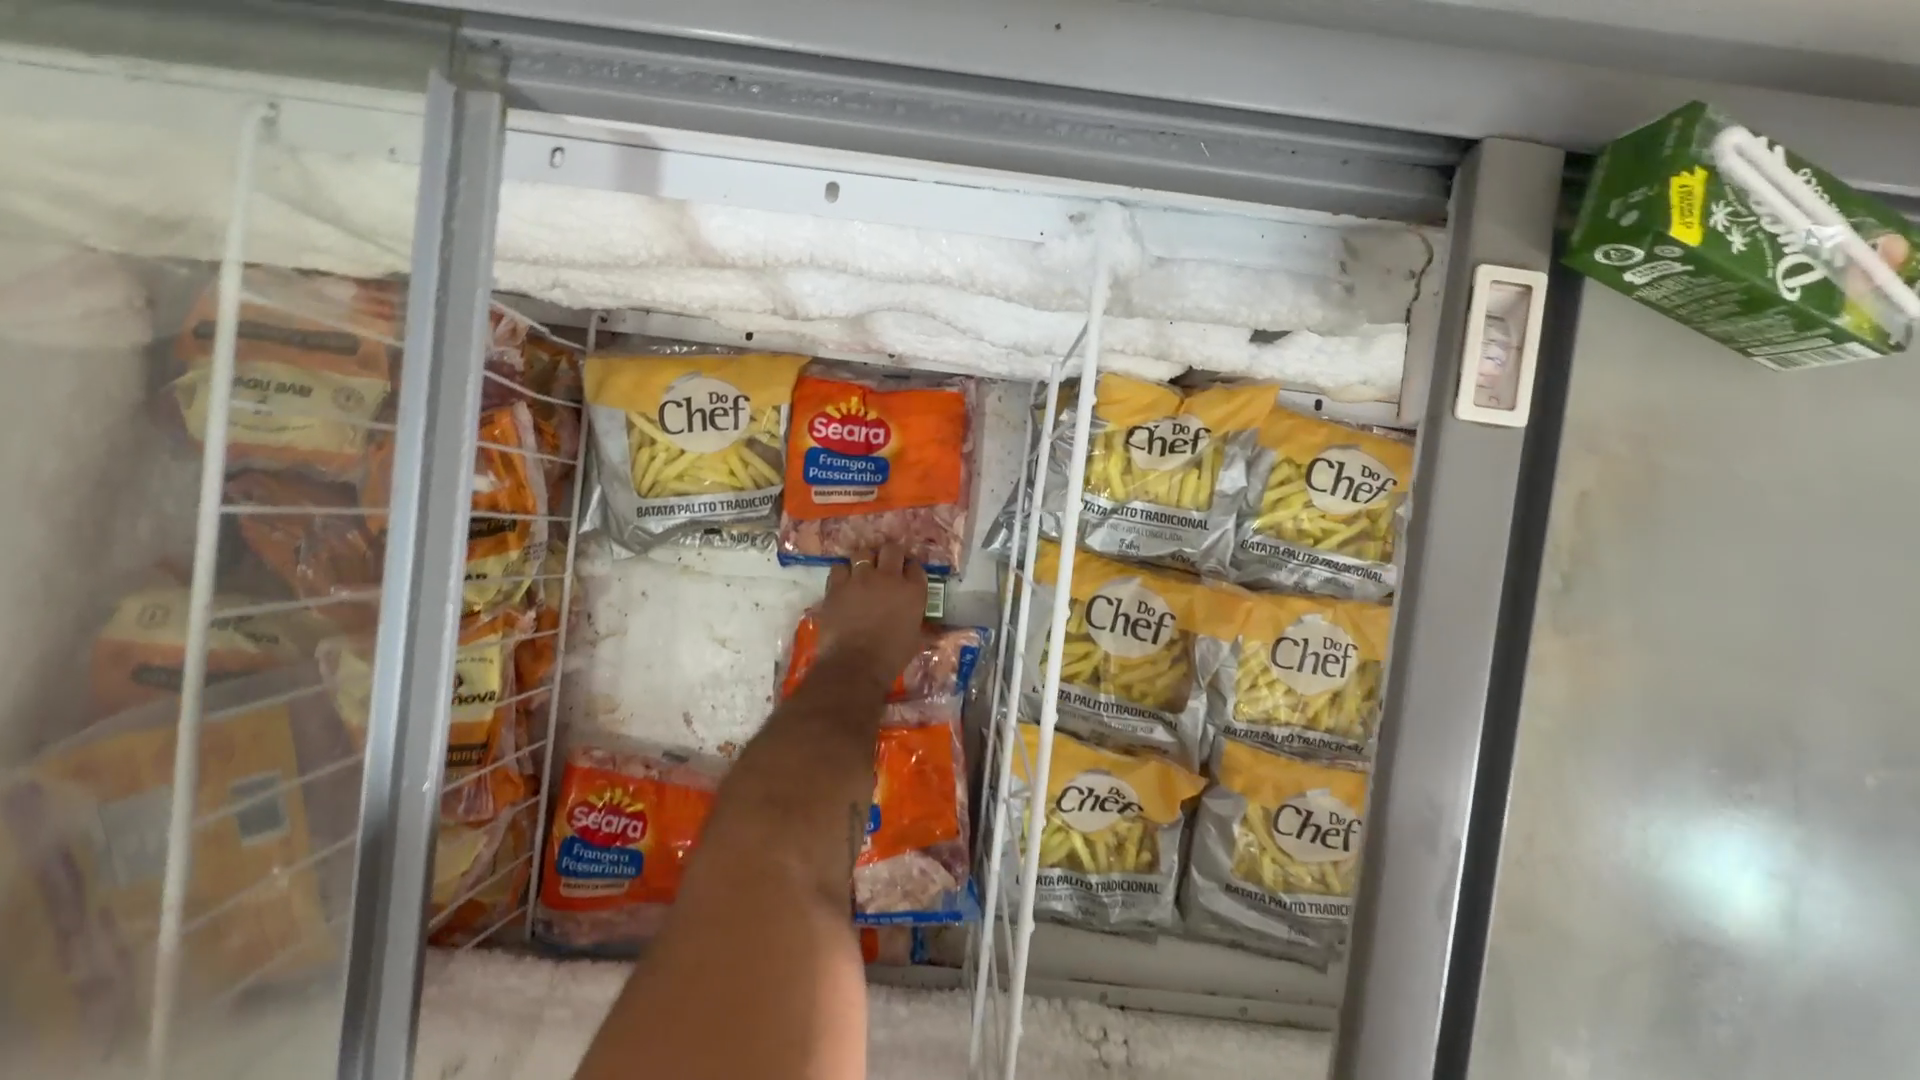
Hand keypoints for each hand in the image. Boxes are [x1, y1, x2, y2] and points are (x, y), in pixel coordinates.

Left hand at [813, 541, 927, 687]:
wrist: (855, 664)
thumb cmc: (891, 657)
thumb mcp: (916, 640)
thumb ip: (922, 626)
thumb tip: (932, 629)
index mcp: (913, 591)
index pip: (916, 567)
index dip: (911, 570)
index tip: (907, 577)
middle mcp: (889, 577)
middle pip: (892, 549)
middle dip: (890, 555)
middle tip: (886, 566)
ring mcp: (861, 578)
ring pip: (863, 553)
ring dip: (865, 561)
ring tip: (862, 572)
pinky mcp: (837, 586)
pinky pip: (839, 567)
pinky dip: (843, 573)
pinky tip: (844, 583)